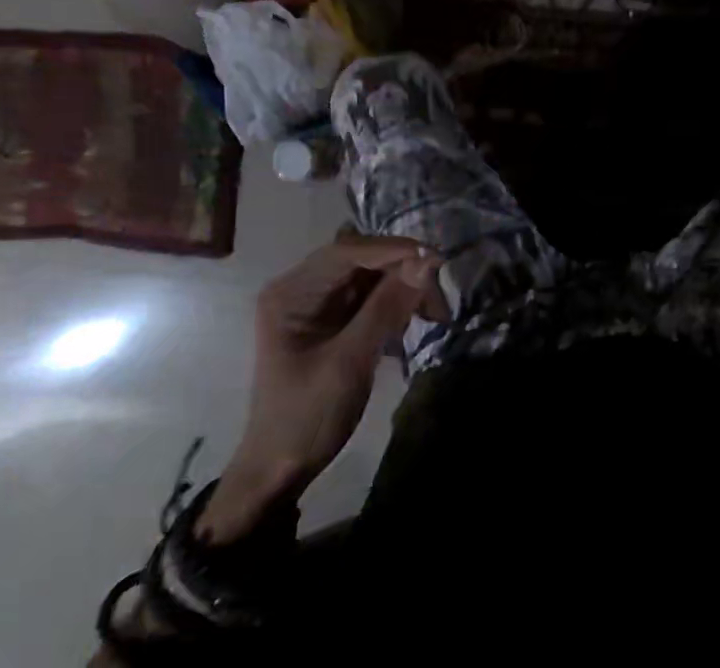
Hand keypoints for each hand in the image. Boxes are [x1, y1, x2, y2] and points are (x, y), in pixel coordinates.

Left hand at [198, 233, 442, 540]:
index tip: (437, 260)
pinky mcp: (334, 321)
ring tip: (434, 315)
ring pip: (372, 277)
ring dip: (405, 289)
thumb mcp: (349, 363)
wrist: (280, 469)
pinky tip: (415, 322)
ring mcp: (319, 304)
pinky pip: (372, 298)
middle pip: (362, 260)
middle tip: (438, 300)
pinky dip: (397, 305)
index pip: (347, 251)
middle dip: (403, 272)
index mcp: (292, 292)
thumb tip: (426, 262)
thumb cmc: (307, 417)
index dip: (393, 250)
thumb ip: (386, 308)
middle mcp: (303, 288)